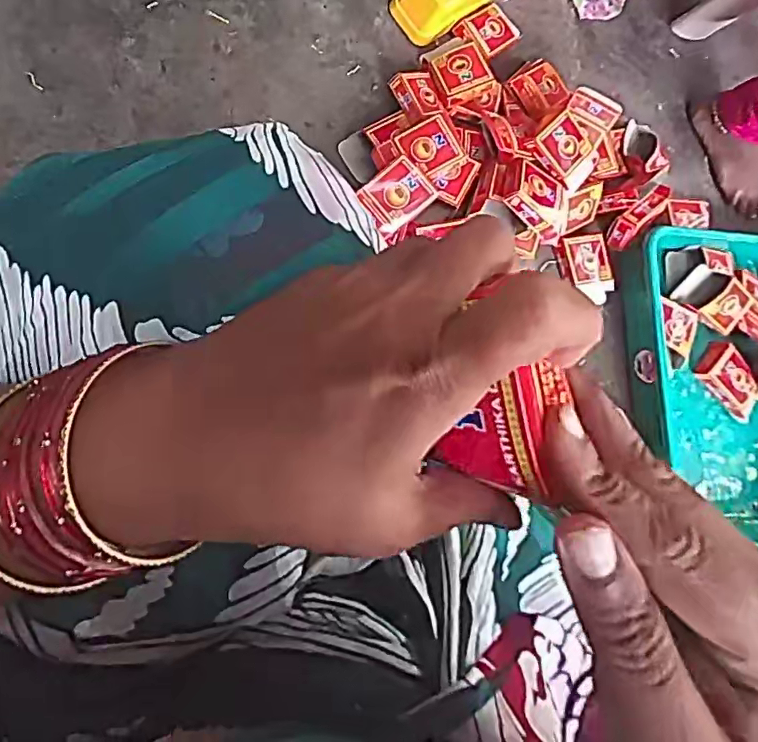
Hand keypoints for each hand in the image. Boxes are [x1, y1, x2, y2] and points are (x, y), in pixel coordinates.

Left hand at [72, 216, 602, 557]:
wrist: (184, 434)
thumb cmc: (286, 487)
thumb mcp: (384, 521)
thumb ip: (463, 502)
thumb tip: (513, 501)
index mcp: (429, 377)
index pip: (532, 307)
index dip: (574, 315)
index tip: (567, 351)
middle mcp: (404, 310)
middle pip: (495, 237)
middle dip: (520, 273)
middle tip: (504, 328)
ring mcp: (361, 280)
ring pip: (444, 241)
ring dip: (467, 275)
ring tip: (445, 330)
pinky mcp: (327, 273)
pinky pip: (396, 258)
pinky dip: (415, 283)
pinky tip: (384, 333)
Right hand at [545, 380, 757, 740]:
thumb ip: (628, 636)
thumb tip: (581, 530)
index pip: (684, 549)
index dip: (609, 483)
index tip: (558, 425)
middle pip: (687, 517)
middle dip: (615, 447)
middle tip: (565, 384)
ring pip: (677, 516)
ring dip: (614, 460)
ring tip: (575, 407)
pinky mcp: (726, 601)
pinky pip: (668, 537)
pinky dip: (620, 498)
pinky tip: (595, 466)